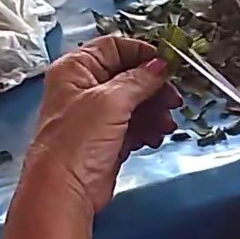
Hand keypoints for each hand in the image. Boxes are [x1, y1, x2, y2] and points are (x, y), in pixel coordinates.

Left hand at [22, 35, 180, 214]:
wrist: (65, 190)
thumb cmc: (77, 141)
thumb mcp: (110, 101)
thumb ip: (139, 80)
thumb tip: (160, 66)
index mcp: (76, 69)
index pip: (114, 47)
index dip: (142, 54)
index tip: (167, 66)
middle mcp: (85, 89)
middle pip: (129, 78)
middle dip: (154, 89)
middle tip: (174, 101)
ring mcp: (96, 117)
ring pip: (135, 105)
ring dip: (155, 113)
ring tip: (166, 126)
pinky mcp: (107, 142)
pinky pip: (134, 128)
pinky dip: (148, 130)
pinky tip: (156, 138)